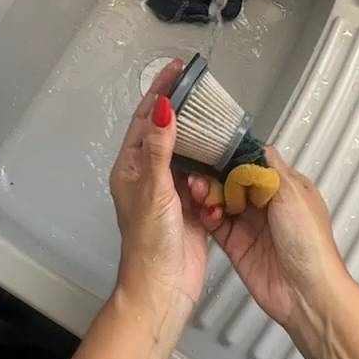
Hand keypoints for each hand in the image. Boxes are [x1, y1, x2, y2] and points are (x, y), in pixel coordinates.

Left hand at [109, 58, 211, 329]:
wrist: (163, 290)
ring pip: (187, 152)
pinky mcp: (190, 205)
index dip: (161, 90)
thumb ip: (160, 148)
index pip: (147, 118)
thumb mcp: (154, 190)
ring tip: (217, 114)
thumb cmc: (149, 245)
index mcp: (132, 168)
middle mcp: (149, 175)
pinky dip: (214, 164)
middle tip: (201, 84)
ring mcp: (170, 190)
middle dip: (182, 106)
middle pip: (167, 130)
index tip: (176, 68)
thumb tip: (163, 108)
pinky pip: (204, 175)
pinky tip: (226, 153)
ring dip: (201, 136)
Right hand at [196, 146, 350, 335]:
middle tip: (199, 166)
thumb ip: (268, 168)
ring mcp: (251, 224)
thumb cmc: (310, 243)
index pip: (254, 161)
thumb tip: (253, 147)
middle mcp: (267, 203)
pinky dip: (206, 213)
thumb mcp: (292, 193)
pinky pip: (215, 223)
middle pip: (234, 179)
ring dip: (208, 191)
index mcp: (286, 186)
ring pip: (222, 199)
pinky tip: (203, 207)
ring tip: (197, 186)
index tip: (215, 146)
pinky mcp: (236, 244)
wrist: (306, 293)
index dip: (235, 154)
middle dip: (216, 172)